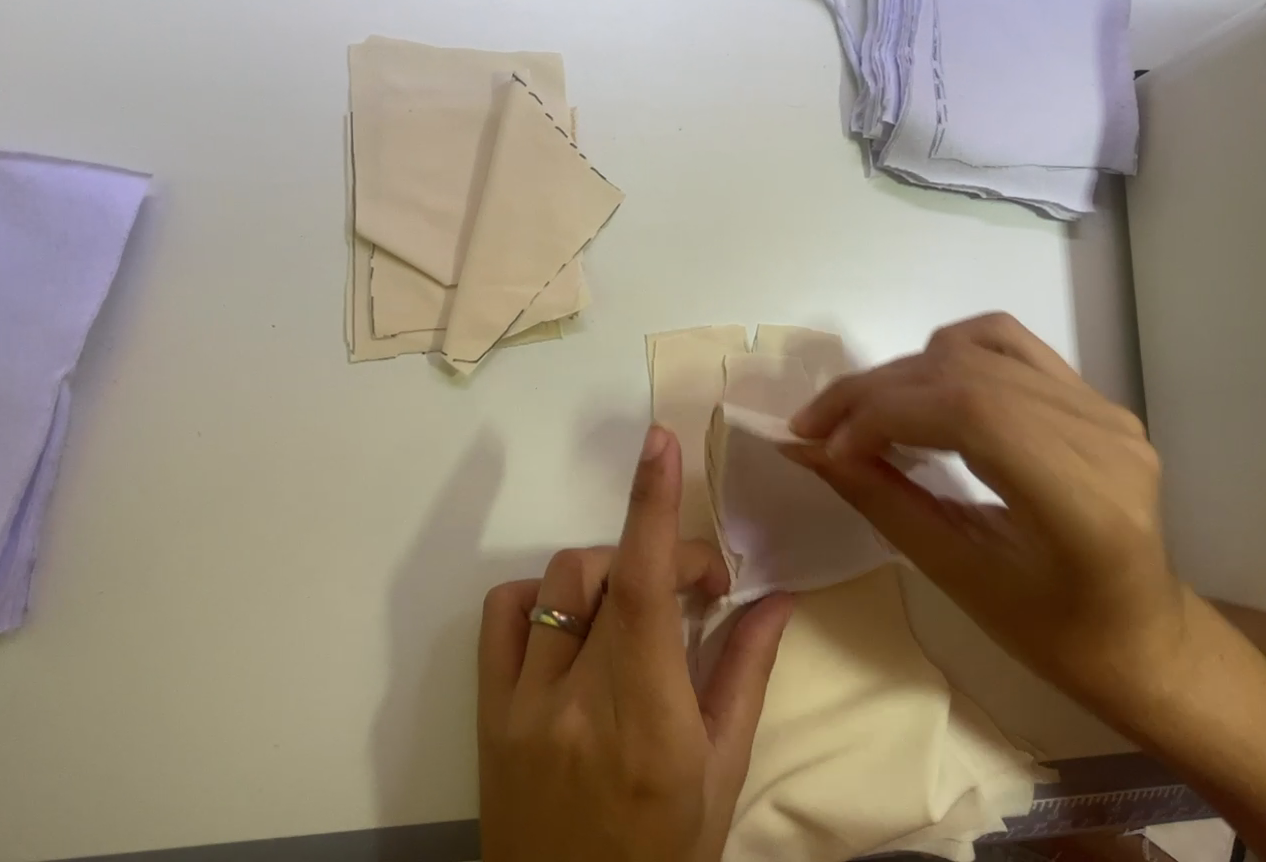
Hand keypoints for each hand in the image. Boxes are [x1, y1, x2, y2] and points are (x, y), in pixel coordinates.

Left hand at [479, 426, 795, 861]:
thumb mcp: (721, 772)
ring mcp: (523, 705)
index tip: (660, 444)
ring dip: (608, 574)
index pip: (648, 592)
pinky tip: (574, 626)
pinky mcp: (488, 711)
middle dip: (658, 555)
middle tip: (698, 589)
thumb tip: (776, 598)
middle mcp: (578, 702)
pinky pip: (506, 614)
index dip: (653, 508)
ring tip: (635, 611)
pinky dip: (544, 597)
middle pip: (606, 572)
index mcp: (649, 722)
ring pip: (558, 582)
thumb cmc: (664, 850)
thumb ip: (745, 674)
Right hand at [786, 313, 1192, 723]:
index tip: (822, 447)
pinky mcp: (1092, 396)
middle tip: (814, 427)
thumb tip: (804, 449)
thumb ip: (878, 499)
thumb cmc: (1048, 632)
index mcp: (1082, 502)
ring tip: (859, 415)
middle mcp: (1103, 436)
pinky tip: (917, 388)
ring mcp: (1103, 408)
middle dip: (873, 392)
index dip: (882, 415)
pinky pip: (1005, 343)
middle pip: (965, 373)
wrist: (1136, 634)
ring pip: (976, 349)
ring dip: (901, 374)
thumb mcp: (954, 575)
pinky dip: (945, 355)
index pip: (968, 412)